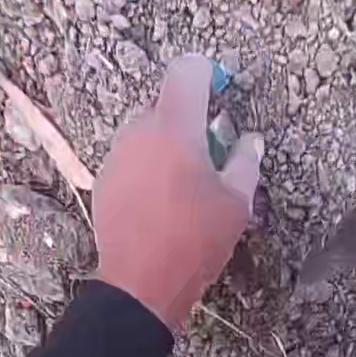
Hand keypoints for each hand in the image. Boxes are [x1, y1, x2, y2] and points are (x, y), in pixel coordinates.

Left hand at [93, 54, 263, 330]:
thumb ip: (245, 164)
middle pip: (167, 104)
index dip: (208, 75)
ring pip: (148, 133)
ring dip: (169, 147)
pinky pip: (133, 159)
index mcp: (175, 127)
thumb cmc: (194, 241)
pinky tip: (162, 204)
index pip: (187, 71)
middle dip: (191, 122)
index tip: (222, 95)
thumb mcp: (235, 205)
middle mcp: (139, 131)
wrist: (140, 285)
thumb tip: (250, 142)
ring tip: (186, 188)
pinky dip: (150, 168)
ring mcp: (117, 155)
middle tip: (211, 159)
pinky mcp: (105, 180)